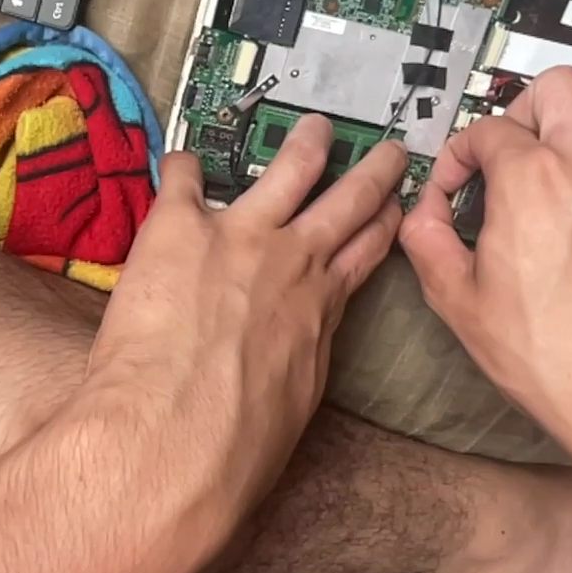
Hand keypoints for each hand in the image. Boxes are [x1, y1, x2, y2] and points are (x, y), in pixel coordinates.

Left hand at [86, 115, 406, 534]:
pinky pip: (185, 177)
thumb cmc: (236, 446)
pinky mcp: (181, 226)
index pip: (365, 254)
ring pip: (286, 172)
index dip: (384, 226)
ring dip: (302, 147)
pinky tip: (182, 159)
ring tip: (314, 127)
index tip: (398, 206)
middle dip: (371, 174)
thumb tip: (293, 341)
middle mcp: (291, 260)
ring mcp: (239, 234)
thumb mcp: (293, 402)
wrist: (173, 438)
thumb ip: (297, 356)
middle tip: (389, 150)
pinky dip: (184, 167)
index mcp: (320, 309)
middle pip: (345, 204)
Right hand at [398, 68, 571, 463]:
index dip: (458, 156)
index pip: (485, 131)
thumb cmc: (544, 353)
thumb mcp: (453, 298)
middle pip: (558, 87)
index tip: (452, 190)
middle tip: (509, 155)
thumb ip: (425, 238)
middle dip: (522, 111)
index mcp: (530, 179)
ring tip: (569, 153)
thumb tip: (423, 211)